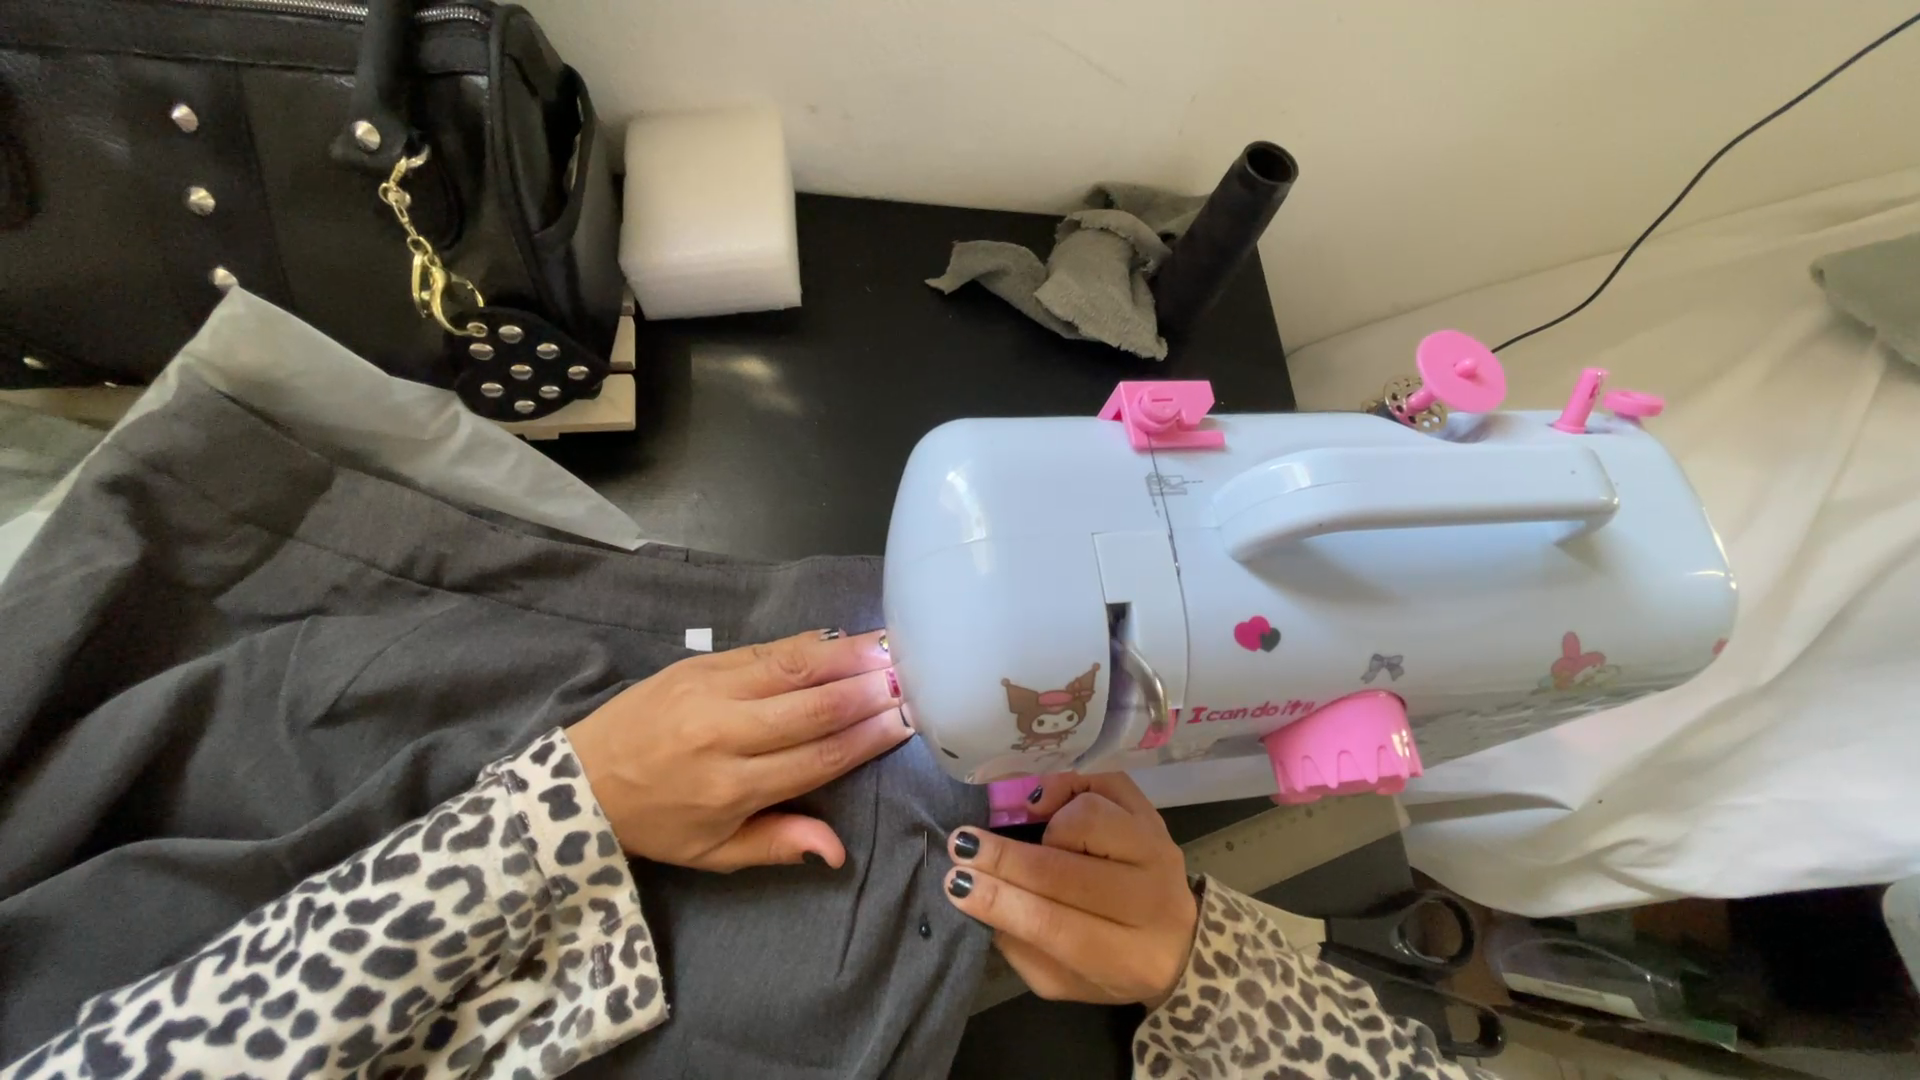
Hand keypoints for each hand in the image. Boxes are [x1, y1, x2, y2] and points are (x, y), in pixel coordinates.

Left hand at [567, 629, 906, 871]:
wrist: (582, 778)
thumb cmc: (658, 822)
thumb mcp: (713, 854)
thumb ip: (778, 843)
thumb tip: (839, 851)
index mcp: (731, 787)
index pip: (818, 758)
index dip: (867, 738)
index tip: (907, 720)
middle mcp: (725, 733)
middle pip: (812, 707)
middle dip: (866, 692)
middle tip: (910, 678)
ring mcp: (711, 690)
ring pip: (792, 668)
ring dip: (845, 656)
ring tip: (888, 648)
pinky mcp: (700, 664)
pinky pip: (766, 649)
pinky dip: (810, 644)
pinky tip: (842, 639)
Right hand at [942, 773, 1197, 1006]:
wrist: (1178, 941)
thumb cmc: (1109, 964)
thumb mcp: (1062, 980)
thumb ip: (1020, 946)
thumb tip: (975, 892)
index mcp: (1126, 957)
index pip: (1053, 925)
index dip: (1001, 900)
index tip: (956, 882)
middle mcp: (1151, 901)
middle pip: (1067, 872)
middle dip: (1005, 857)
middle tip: (962, 845)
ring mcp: (1156, 850)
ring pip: (1090, 819)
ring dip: (1047, 825)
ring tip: (1030, 834)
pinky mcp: (1153, 815)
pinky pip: (1106, 783)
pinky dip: (1067, 786)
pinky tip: (1044, 803)